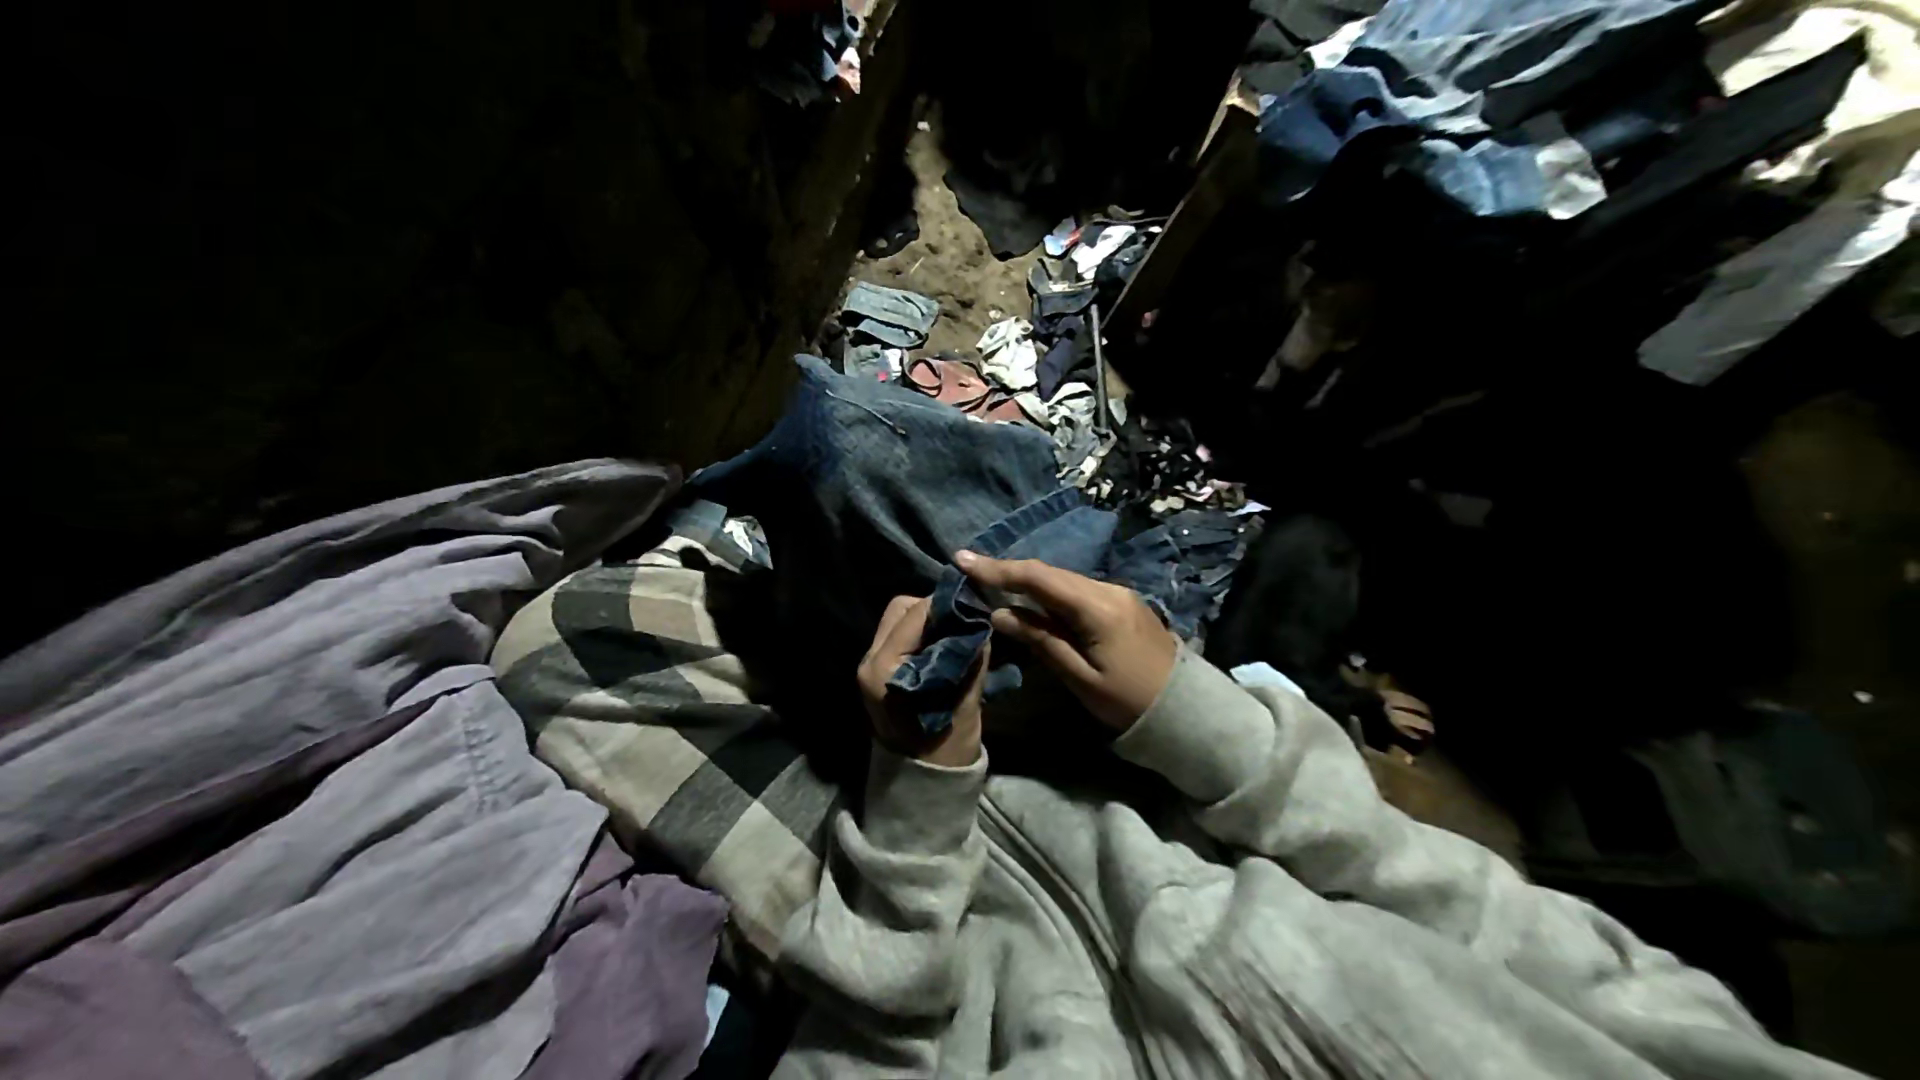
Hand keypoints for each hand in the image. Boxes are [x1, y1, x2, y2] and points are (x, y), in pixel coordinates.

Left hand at [857, 595, 986, 766]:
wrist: (922, 782)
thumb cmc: (944, 747)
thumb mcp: (964, 700)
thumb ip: (970, 655)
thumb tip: (980, 619)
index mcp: (884, 669)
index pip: (915, 616)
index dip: (945, 604)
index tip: (973, 601)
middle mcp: (870, 661)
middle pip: (900, 609)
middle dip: (932, 607)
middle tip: (963, 616)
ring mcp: (870, 665)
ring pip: (897, 619)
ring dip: (926, 618)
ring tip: (955, 629)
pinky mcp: (878, 670)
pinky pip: (898, 635)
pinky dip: (921, 631)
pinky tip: (944, 641)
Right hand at [955, 551, 1176, 730]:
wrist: (1185, 708)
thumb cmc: (1129, 701)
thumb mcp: (1080, 678)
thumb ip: (1041, 641)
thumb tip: (1000, 614)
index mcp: (1097, 608)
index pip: (1039, 579)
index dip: (998, 568)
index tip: (962, 559)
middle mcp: (1107, 590)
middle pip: (1050, 573)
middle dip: (1008, 570)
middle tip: (970, 570)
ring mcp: (1117, 593)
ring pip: (1063, 579)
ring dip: (1028, 580)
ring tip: (992, 582)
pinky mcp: (1121, 602)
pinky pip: (1076, 589)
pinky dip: (1049, 591)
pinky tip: (1030, 599)